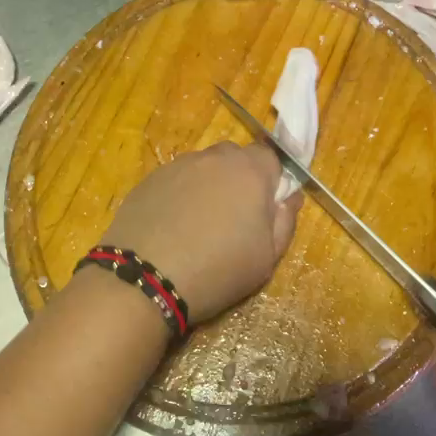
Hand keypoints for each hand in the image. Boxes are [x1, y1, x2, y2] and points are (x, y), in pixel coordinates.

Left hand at [99, 142, 298, 324]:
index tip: (265, 208)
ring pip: (204, 168)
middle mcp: (214, 158)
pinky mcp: (149, 180)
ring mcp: (178, 166)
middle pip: (235, 157)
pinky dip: (180, 196)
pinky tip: (172, 228)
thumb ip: (285, 221)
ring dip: (208, 187)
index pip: (271, 156)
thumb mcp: (266, 258)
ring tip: (199, 226)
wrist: (145, 279)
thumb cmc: (217, 270)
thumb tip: (290, 197)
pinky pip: (176, 181)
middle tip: (234, 218)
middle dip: (240, 179)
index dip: (271, 180)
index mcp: (250, 171)